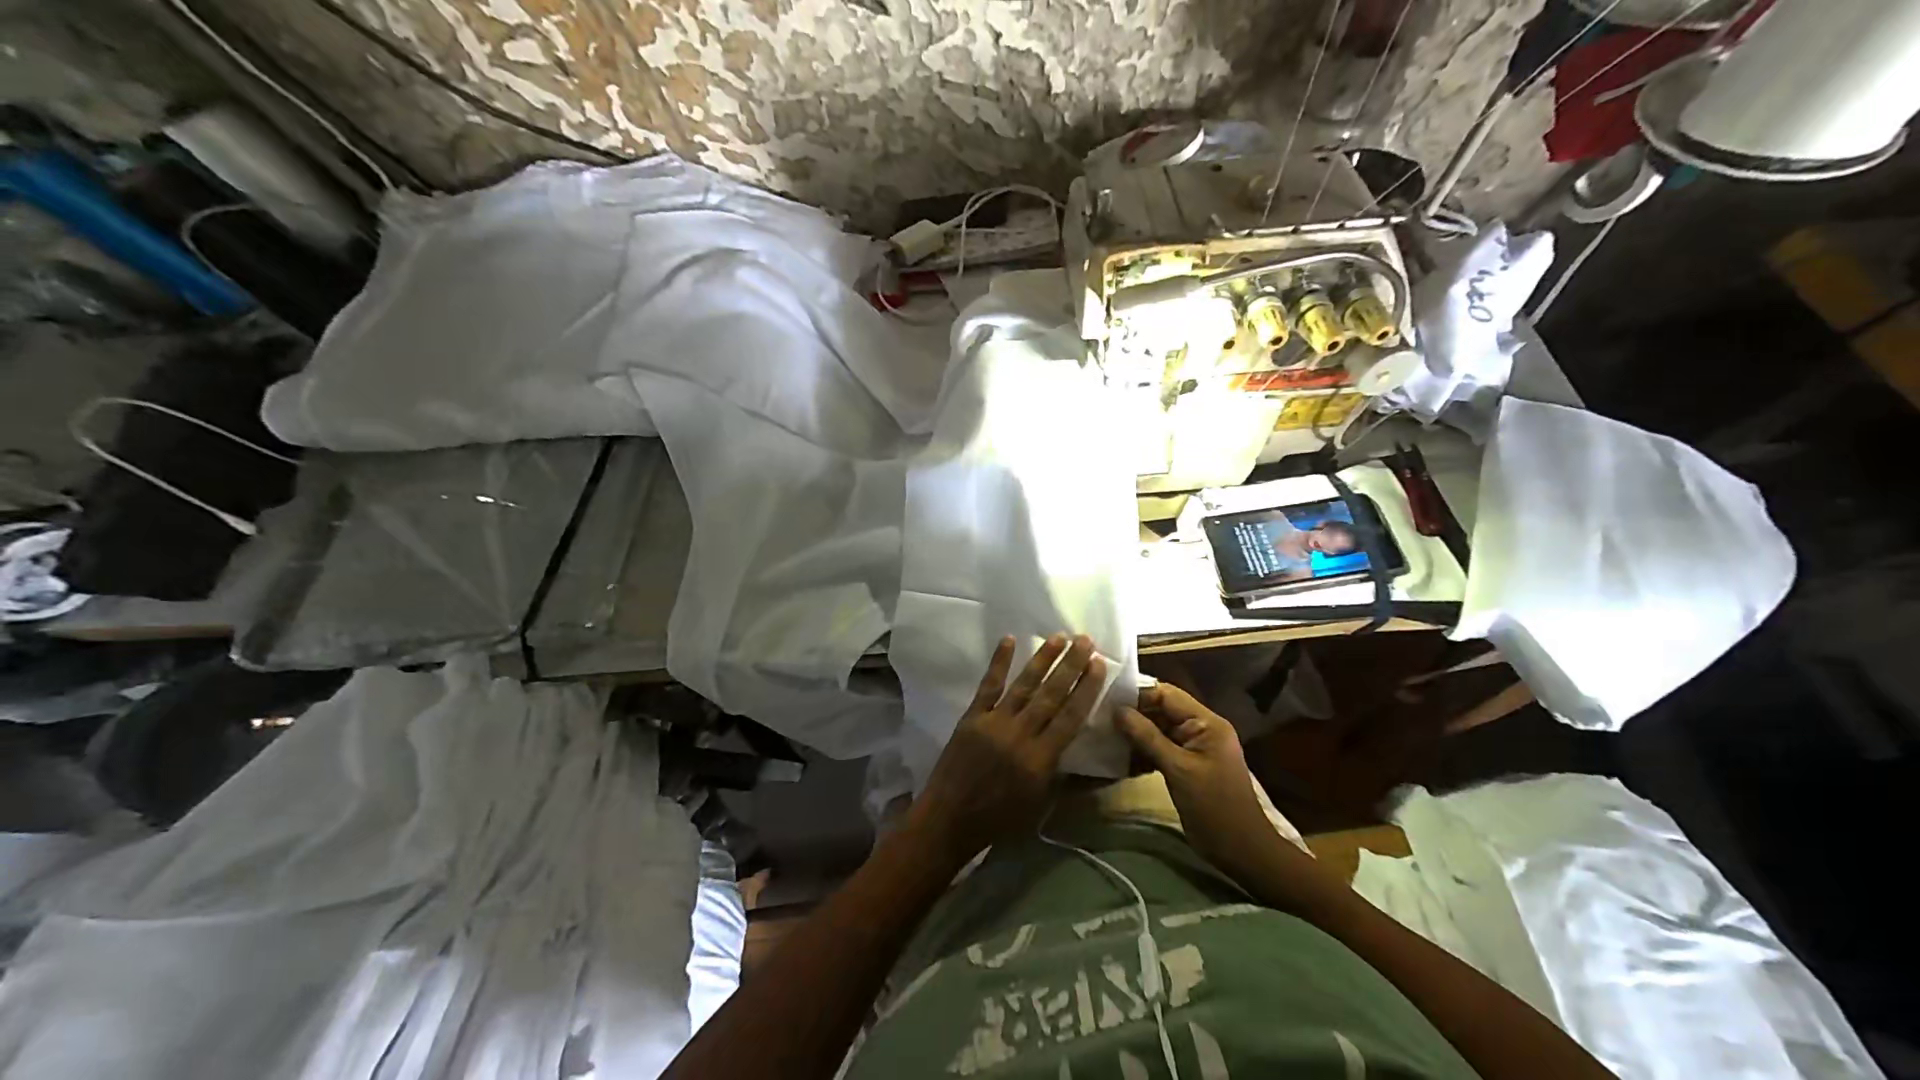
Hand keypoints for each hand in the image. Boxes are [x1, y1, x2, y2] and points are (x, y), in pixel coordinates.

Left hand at [907, 634, 1105, 865]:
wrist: (950, 819)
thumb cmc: (1000, 819)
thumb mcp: (1040, 803)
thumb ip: (1062, 773)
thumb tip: (1082, 747)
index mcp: (1041, 758)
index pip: (1071, 716)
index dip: (1086, 688)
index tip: (1099, 664)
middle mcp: (1021, 734)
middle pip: (1051, 694)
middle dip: (1070, 665)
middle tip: (1085, 640)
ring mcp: (994, 722)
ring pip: (1024, 685)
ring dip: (1042, 659)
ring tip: (1059, 637)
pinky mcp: (972, 717)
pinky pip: (988, 685)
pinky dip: (999, 662)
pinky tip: (1009, 640)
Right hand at [1115, 683, 1280, 877]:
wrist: (1241, 851)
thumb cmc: (1214, 807)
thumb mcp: (1178, 769)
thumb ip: (1148, 737)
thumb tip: (1118, 710)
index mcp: (1207, 723)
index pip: (1167, 694)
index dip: (1138, 695)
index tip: (1107, 702)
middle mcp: (1201, 729)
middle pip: (1161, 711)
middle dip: (1133, 716)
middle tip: (1101, 721)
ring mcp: (1194, 748)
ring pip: (1158, 731)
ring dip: (1135, 735)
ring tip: (1106, 738)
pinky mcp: (1187, 766)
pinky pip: (1161, 750)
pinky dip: (1143, 753)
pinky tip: (1121, 760)